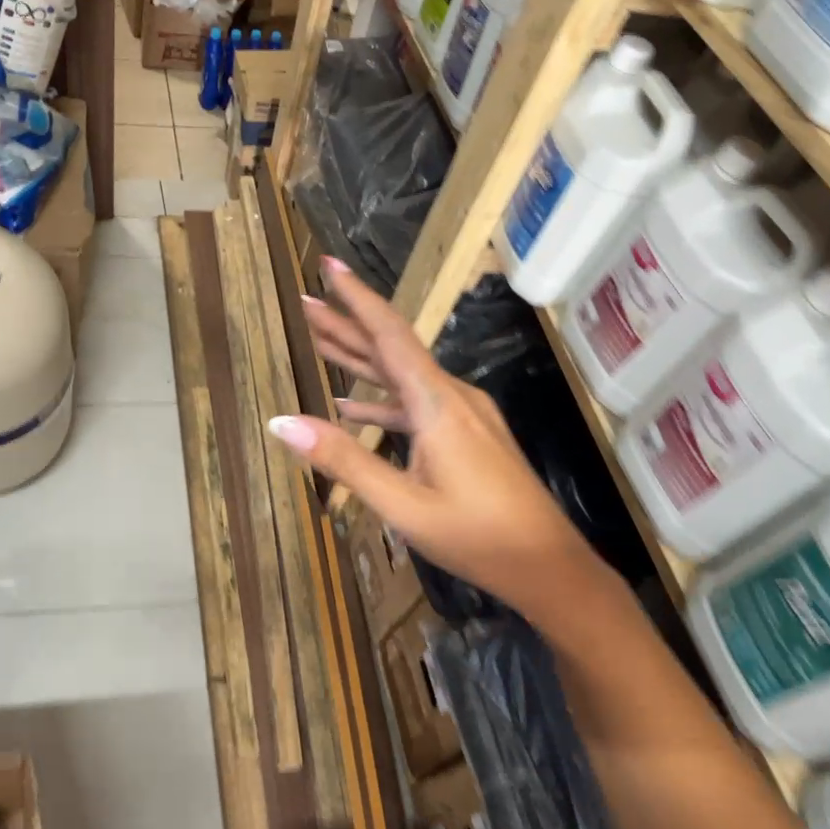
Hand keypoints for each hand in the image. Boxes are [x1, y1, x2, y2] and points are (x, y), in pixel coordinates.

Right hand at [268, 259, 588, 605]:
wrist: (547, 563)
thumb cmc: (476, 536)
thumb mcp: (402, 505)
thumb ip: (344, 461)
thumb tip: (282, 421)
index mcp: (438, 404)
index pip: (390, 335)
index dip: (356, 298)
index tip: (328, 265)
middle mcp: (453, 397)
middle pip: (393, 349)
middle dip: (347, 325)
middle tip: (305, 302)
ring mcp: (465, 415)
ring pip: (404, 375)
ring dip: (362, 359)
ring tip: (321, 342)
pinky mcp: (468, 435)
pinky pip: (416, 404)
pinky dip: (382, 400)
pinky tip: (353, 407)